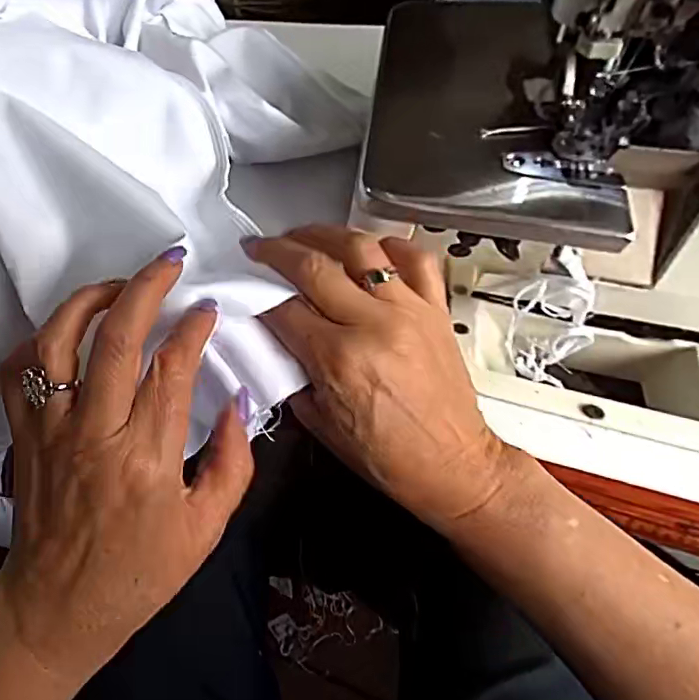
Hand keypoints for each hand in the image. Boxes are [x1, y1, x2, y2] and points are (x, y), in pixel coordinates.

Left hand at [0, 247, 255, 699]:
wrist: (58, 610)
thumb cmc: (139, 574)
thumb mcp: (206, 530)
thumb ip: (234, 463)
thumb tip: (239, 401)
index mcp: (147, 459)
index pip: (171, 369)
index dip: (192, 328)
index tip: (206, 309)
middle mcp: (95, 434)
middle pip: (116, 340)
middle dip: (146, 288)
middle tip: (168, 263)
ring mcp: (50, 432)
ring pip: (58, 343)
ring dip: (88, 300)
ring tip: (118, 285)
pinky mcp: (23, 436)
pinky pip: (17, 372)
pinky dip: (37, 339)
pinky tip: (66, 329)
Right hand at [244, 226, 512, 533]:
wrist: (451, 465)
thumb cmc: (389, 455)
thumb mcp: (321, 422)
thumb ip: (293, 374)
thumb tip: (276, 338)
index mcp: (340, 360)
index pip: (284, 308)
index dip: (258, 294)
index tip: (247, 287)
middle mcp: (374, 326)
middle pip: (313, 267)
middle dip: (277, 251)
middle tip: (260, 248)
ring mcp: (408, 312)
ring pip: (360, 248)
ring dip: (323, 234)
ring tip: (303, 234)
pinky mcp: (435, 310)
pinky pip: (415, 259)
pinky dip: (389, 244)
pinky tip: (369, 245)